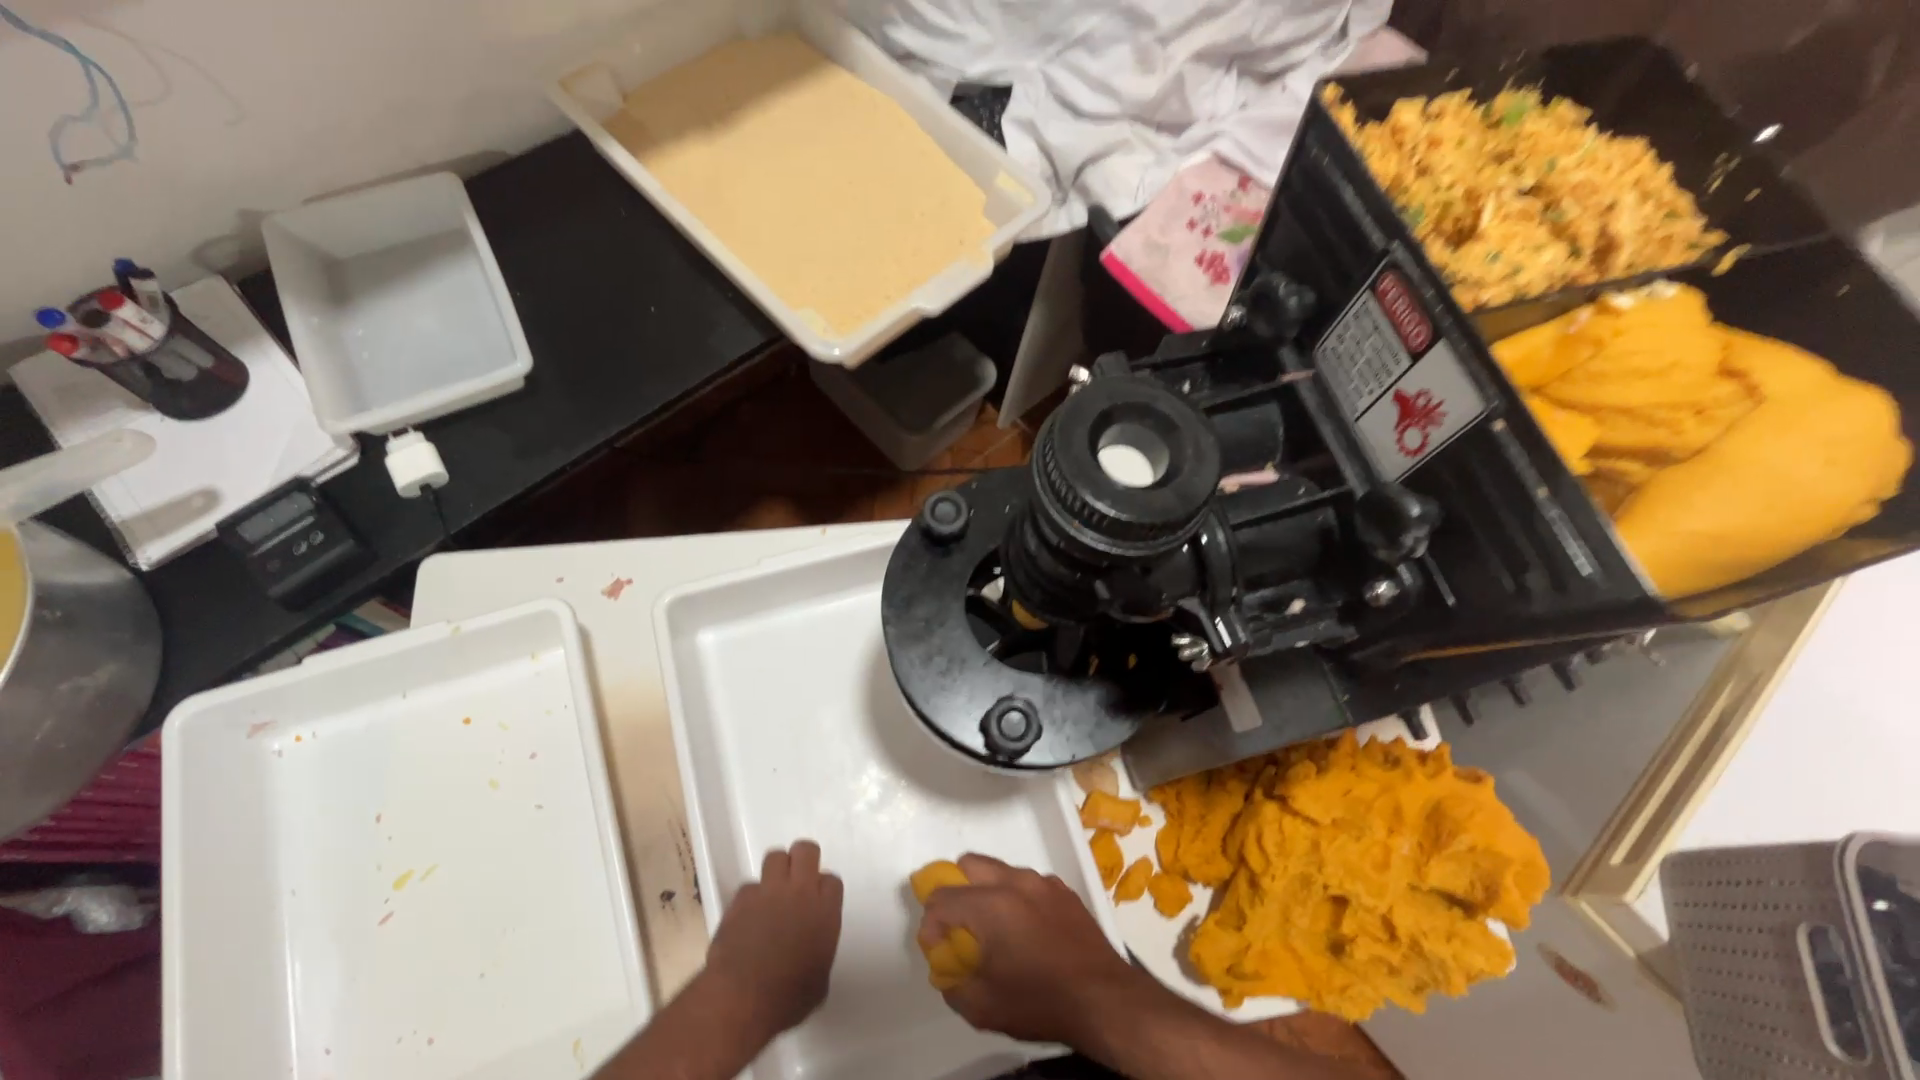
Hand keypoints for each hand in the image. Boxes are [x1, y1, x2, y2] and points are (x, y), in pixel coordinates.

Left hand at [704, 840, 844, 1042]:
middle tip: (797, 883)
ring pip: (775, 857)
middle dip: (802, 860)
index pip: (831, 880)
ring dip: (776, 872)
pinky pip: (749, 887)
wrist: (742, 998)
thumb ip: (820, 949)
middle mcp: (799, 892)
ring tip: (772, 895)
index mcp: (825, 911)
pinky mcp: (739, 900)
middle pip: (805, 850)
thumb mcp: (820, 978)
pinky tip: (748, 918)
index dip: (824, 889)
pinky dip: (751, 898)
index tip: (818, 903)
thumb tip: (810, 950)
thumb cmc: (788, 998)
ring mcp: (767, 892)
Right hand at [916, 853, 1147, 1046]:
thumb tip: (948, 971)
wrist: (1105, 1000)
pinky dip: (1016, 897)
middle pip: (968, 865)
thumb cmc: (1041, 1002)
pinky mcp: (1065, 892)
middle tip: (959, 928)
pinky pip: (1028, 882)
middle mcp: (1015, 882)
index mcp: (991, 905)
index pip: (941, 898)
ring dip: (986, 892)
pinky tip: (1026, 930)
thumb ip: (953, 985)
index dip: (930, 925)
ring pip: (1000, 870)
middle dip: (955, 891)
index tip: (938, 951)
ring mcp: (1043, 883)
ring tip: (994, 930)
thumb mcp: (983, 1008)